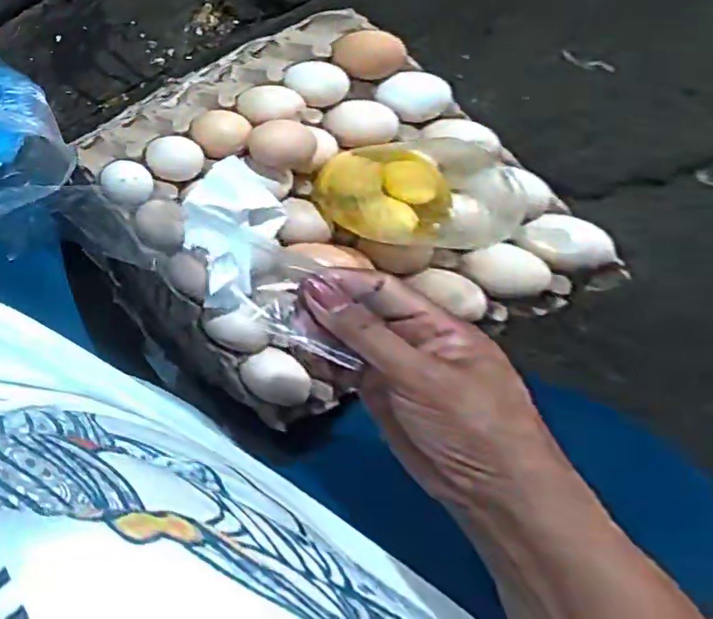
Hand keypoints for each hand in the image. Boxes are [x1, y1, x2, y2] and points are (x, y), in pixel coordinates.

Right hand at [300, 270, 572, 512]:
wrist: (497, 501)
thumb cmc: (475, 430)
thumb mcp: (420, 376)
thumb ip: (364, 331)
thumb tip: (314, 287)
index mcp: (438, 328)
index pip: (381, 288)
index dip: (340, 281)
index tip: (297, 281)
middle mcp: (413, 339)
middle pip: (356, 309)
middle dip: (321, 306)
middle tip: (284, 308)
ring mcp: (392, 365)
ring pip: (343, 335)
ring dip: (315, 332)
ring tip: (288, 331)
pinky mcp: (375, 388)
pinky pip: (340, 362)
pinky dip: (319, 358)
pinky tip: (302, 357)